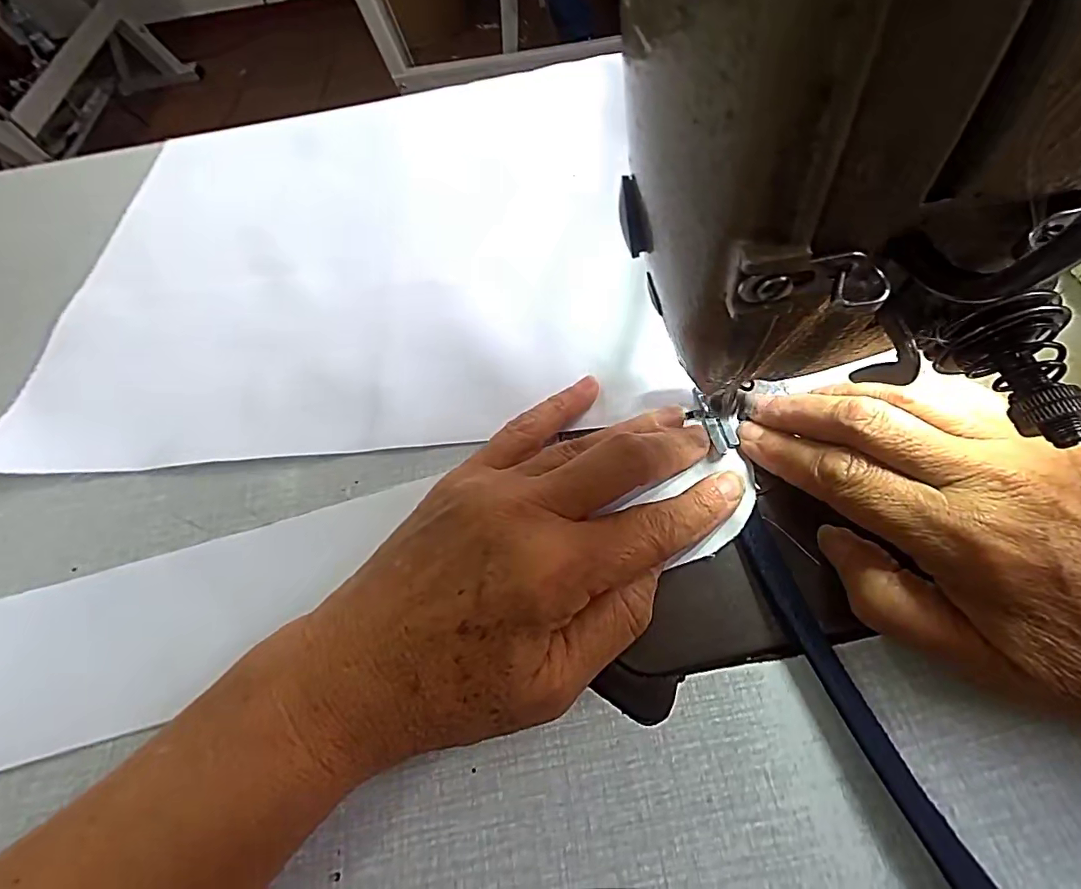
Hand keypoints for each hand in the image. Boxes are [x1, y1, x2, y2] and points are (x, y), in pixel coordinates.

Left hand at [283, 377, 742, 780]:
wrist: (349, 674)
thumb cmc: (453, 692)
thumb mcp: (553, 685)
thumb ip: (616, 620)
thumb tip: (653, 564)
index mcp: (557, 573)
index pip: (652, 530)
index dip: (700, 507)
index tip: (731, 486)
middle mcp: (530, 516)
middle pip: (623, 464)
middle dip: (675, 449)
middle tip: (707, 440)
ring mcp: (494, 488)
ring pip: (581, 445)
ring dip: (633, 428)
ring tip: (672, 416)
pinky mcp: (464, 478)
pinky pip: (521, 430)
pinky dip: (558, 406)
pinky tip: (588, 388)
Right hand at [738, 379, 1080, 727]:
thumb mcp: (972, 659)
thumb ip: (884, 597)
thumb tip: (837, 538)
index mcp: (959, 534)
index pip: (846, 476)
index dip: (789, 455)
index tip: (754, 442)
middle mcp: (984, 473)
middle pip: (868, 419)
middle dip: (802, 409)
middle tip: (762, 405)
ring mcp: (1016, 441)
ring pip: (909, 394)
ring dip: (845, 390)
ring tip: (804, 393)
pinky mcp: (1040, 431)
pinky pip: (957, 394)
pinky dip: (905, 387)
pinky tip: (882, 392)